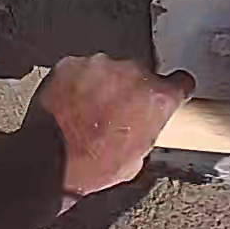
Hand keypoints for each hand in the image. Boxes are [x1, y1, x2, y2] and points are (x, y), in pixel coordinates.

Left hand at [26, 54, 193, 198]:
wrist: (49, 158)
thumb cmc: (93, 165)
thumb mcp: (136, 158)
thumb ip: (146, 129)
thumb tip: (141, 123)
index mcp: (157, 98)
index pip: (181, 82)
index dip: (174, 90)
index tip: (167, 94)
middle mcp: (133, 73)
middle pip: (141, 74)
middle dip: (131, 90)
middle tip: (114, 112)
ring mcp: (99, 65)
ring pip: (109, 69)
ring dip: (103, 84)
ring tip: (86, 110)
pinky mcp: (70, 63)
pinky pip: (80, 68)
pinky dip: (76, 81)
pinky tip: (69, 102)